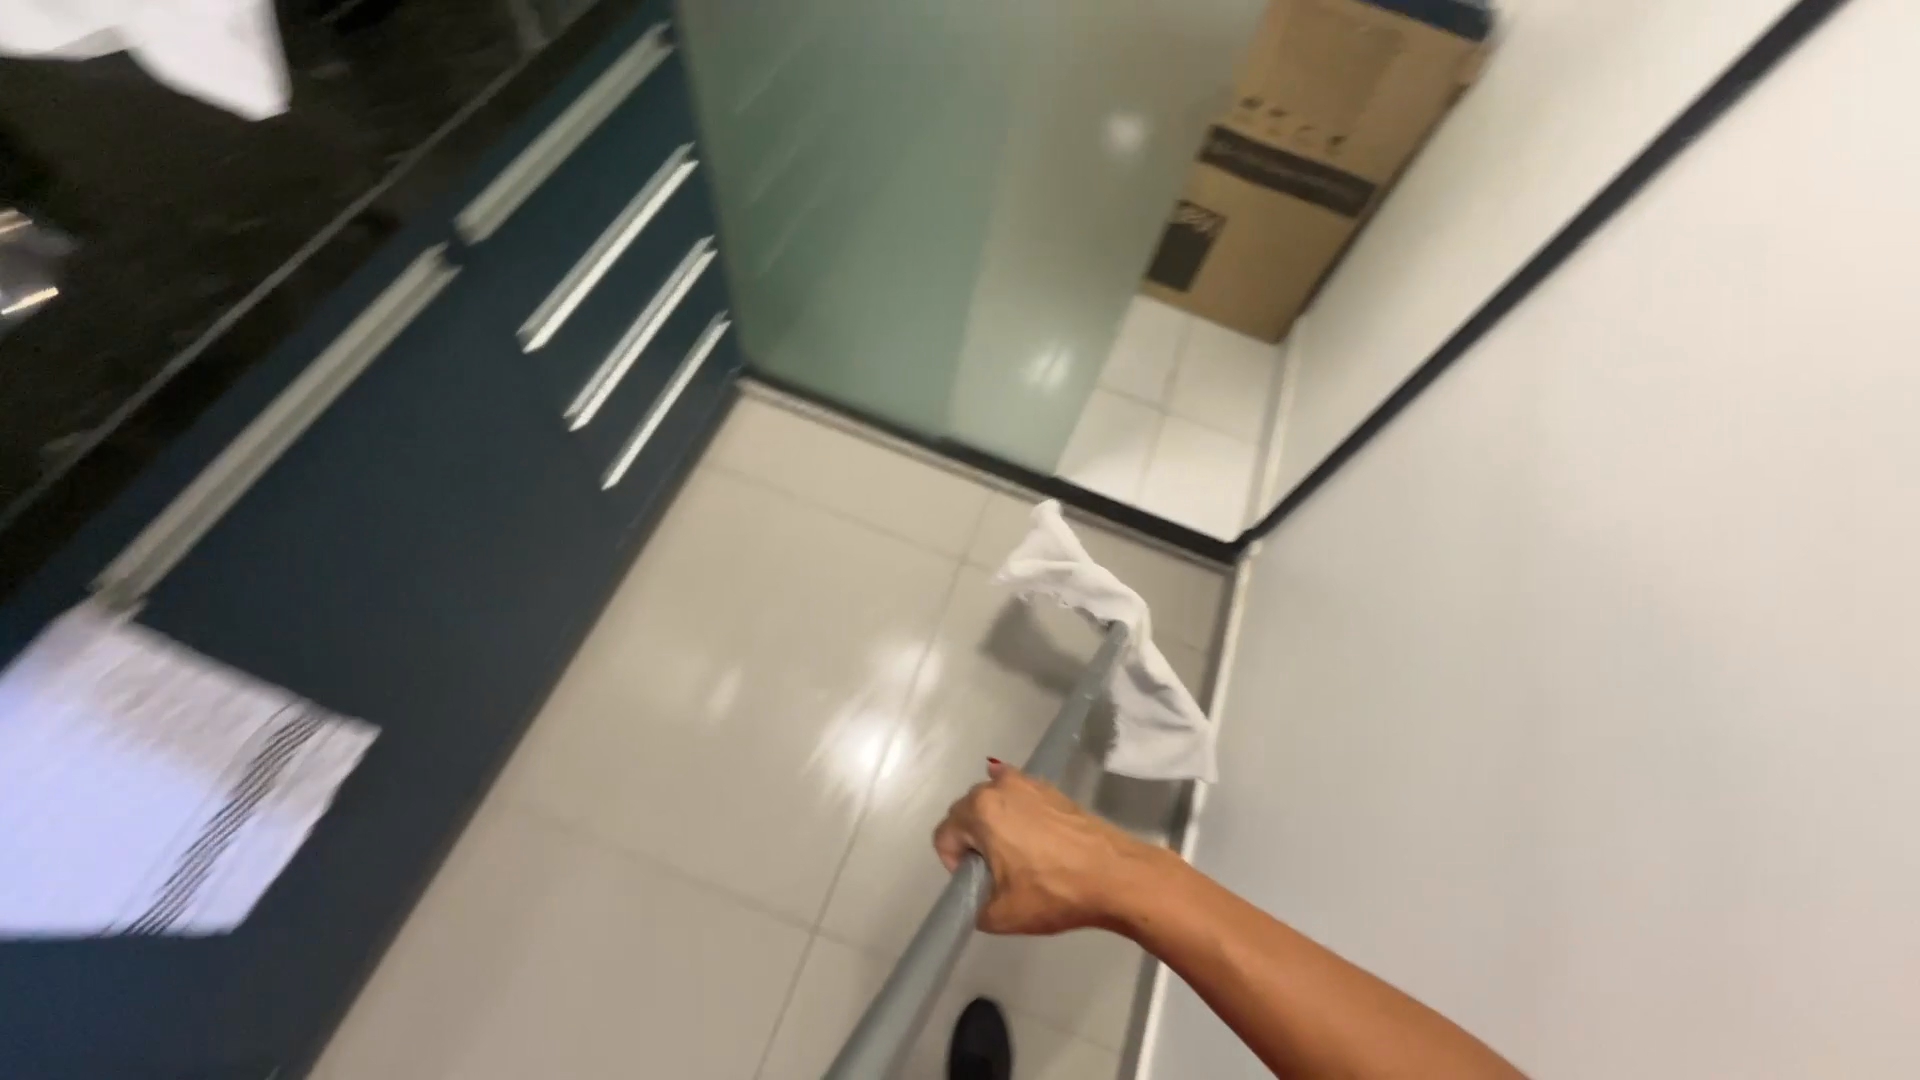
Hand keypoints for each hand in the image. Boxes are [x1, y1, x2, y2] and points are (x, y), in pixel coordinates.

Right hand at [932, 760, 1167, 934]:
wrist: (1115, 875)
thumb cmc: (1054, 892)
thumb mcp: (1001, 916)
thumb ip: (973, 906)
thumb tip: (978, 897)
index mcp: (980, 811)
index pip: (944, 834)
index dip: (954, 864)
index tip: (976, 883)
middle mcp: (999, 787)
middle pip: (966, 812)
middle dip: (972, 841)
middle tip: (995, 872)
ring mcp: (1027, 783)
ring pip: (993, 801)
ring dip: (994, 825)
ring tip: (1017, 855)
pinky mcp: (1051, 788)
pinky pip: (1019, 796)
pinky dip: (1017, 812)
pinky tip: (1033, 836)